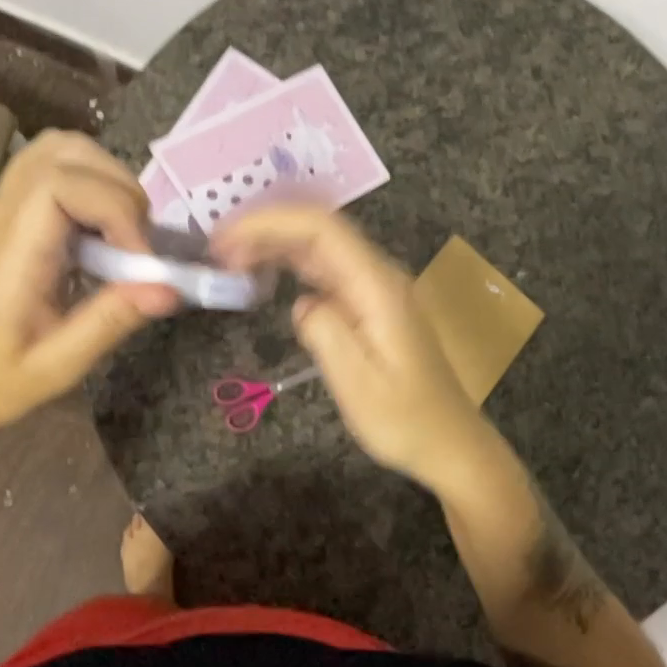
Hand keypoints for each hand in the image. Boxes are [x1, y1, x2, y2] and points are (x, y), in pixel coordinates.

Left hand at [0, 132, 178, 454]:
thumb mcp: (57, 367)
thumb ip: (111, 320)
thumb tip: (170, 288)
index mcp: (8, 257)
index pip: (60, 185)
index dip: (116, 209)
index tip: (141, 260)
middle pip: (62, 151)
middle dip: (120, 188)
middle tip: (140, 246)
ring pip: (57, 151)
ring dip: (107, 182)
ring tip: (125, 238)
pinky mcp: (7, 218)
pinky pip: (52, 173)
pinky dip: (93, 190)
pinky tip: (103, 240)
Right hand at [213, 207, 495, 489]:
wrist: (450, 443)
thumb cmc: (405, 421)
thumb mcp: (357, 383)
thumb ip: (324, 331)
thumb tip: (301, 303)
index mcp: (378, 288)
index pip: (321, 228)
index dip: (268, 223)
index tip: (224, 241)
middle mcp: (381, 278)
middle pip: (320, 231)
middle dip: (266, 231)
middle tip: (217, 252)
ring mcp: (380, 292)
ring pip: (323, 251)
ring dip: (277, 248)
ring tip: (231, 263)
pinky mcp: (375, 310)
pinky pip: (330, 275)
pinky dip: (294, 271)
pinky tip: (269, 284)